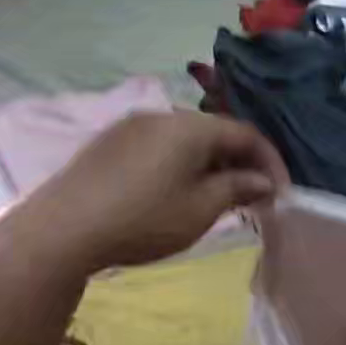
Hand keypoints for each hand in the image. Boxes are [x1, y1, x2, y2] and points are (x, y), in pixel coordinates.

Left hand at [25, 112, 287, 270]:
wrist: (63, 229)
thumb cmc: (144, 219)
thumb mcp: (201, 209)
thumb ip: (237, 188)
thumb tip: (262, 181)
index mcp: (190, 126)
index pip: (246, 134)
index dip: (270, 162)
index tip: (282, 194)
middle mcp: (163, 115)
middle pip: (216, 133)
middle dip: (241, 164)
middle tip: (253, 199)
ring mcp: (132, 126)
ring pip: (188, 140)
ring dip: (212, 165)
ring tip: (219, 198)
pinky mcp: (111, 143)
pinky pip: (162, 146)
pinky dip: (183, 165)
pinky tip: (179, 192)